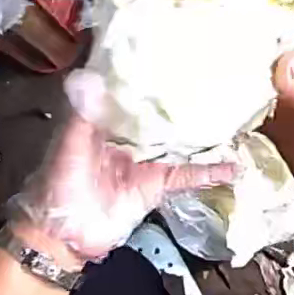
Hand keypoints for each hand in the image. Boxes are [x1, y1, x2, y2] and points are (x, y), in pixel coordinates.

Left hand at [10, 73, 234, 263]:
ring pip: (178, 144)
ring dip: (201, 135)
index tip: (170, 58)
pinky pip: (187, 176)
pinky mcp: (156, 186)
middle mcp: (128, 140)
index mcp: (105, 124)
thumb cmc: (60, 185)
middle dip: (180, 103)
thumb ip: (83, 113)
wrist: (65, 236)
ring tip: (232, 117)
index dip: (148, 80)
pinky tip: (233, 167)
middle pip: (159, 118)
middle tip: (211, 80)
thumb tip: (94, 76)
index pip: (131, 96)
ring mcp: (145, 163)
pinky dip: (210, 172)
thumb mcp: (68, 143)